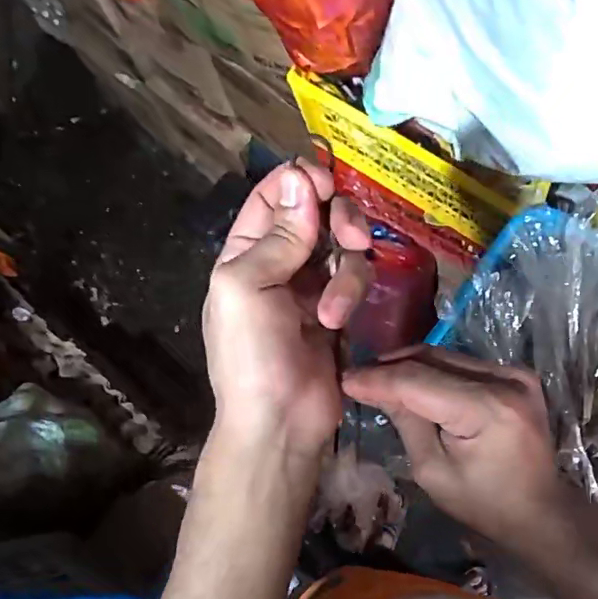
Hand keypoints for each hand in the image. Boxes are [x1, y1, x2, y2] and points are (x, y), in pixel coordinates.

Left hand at [204, 161, 370, 454]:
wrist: (278, 422)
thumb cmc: (250, 356)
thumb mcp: (247, 288)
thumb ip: (277, 235)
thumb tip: (299, 177)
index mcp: (243, 253)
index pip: (273, 196)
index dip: (300, 181)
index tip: (327, 183)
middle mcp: (277, 263)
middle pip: (316, 214)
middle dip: (337, 220)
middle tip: (351, 237)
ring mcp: (309, 287)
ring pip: (342, 248)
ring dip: (345, 272)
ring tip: (332, 312)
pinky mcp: (338, 309)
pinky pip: (354, 279)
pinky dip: (350, 294)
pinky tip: (336, 322)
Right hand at [342, 347, 583, 553]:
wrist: (540, 511)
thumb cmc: (484, 503)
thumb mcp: (433, 470)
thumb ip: (406, 422)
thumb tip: (371, 387)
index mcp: (488, 408)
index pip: (418, 381)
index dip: (377, 379)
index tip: (344, 379)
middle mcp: (506, 380)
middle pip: (432, 359)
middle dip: (389, 367)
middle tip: (355, 377)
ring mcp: (515, 373)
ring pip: (445, 356)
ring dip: (408, 365)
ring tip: (376, 379)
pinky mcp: (516, 375)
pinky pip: (462, 364)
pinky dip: (432, 370)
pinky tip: (409, 382)